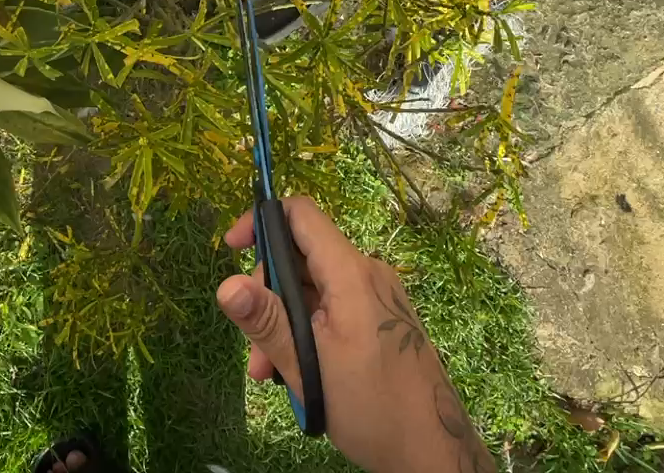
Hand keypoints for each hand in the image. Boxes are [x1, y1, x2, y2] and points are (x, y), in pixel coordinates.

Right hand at [215, 197, 493, 472]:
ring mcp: (376, 296)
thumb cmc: (372, 406)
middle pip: (301, 257)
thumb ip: (266, 320)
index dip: (262, 220)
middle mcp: (366, 273)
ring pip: (313, 289)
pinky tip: (297, 370)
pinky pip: (332, 307)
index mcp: (350, 272)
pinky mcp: (381, 319)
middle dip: (268, 293)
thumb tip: (226, 285)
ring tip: (269, 372)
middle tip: (253, 344)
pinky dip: (307, 329)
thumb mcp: (308, 365)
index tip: (232, 249)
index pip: (301, 214)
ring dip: (284, 321)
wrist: (437, 454)